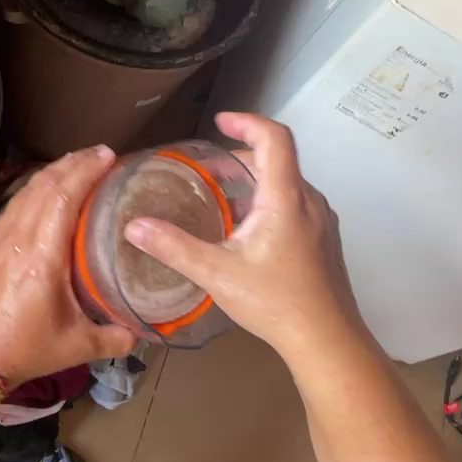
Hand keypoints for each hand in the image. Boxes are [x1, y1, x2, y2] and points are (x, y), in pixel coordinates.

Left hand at [0, 145, 137, 385]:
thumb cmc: (27, 348)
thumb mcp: (79, 346)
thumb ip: (116, 337)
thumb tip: (143, 330)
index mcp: (42, 257)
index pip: (63, 197)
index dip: (85, 171)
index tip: (109, 157)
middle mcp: (19, 239)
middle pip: (45, 185)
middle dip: (73, 163)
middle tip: (100, 155)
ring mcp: (1, 239)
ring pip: (26, 191)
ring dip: (53, 172)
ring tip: (77, 164)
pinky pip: (14, 204)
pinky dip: (34, 188)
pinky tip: (46, 188)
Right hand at [123, 112, 364, 363]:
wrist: (326, 339)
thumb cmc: (274, 301)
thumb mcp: (216, 273)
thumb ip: (174, 247)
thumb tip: (134, 227)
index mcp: (285, 198)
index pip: (273, 138)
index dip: (246, 123)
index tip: (220, 122)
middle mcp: (309, 202)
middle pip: (277, 161)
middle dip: (239, 159)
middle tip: (205, 171)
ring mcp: (321, 223)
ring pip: (286, 186)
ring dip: (253, 184)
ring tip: (219, 200)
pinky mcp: (323, 242)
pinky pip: (294, 207)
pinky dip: (266, 204)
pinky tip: (244, 234)